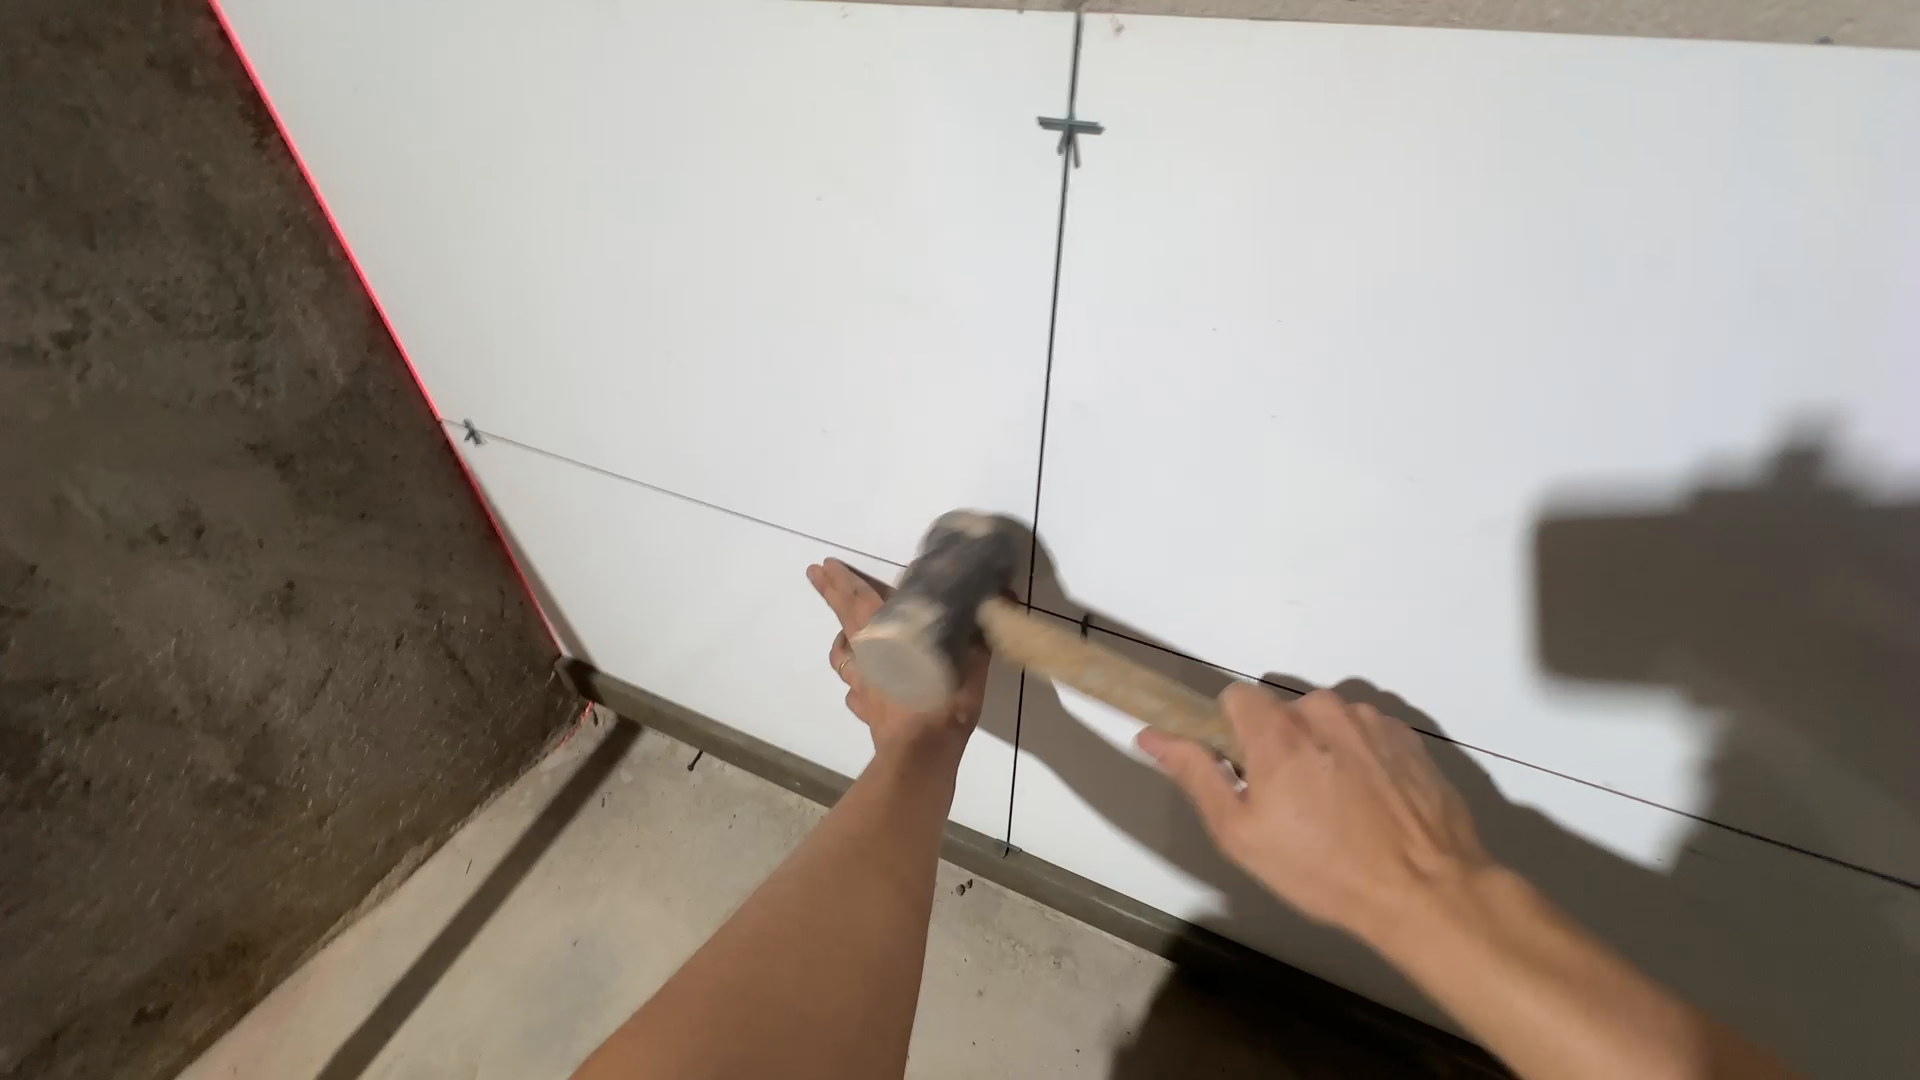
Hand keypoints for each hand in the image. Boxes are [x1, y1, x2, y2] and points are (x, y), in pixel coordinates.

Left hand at [806, 558, 989, 753]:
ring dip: (840, 640)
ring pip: (841, 657)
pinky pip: (853, 691)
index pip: (859, 601)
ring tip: (842, 632)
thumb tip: (999, 600)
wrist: (921, 756)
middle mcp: (867, 657)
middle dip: (829, 593)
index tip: (826, 564)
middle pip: (843, 619)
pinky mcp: (864, 710)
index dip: (843, 581)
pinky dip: (855, 682)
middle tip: (815, 572)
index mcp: (886, 638)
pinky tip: (862, 685)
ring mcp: (861, 686)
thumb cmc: (941, 704)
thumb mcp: (969, 666)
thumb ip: (977, 636)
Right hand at [1137, 685, 1492, 940]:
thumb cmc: (1323, 869)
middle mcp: (1323, 710)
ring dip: (1324, 747)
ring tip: (1341, 804)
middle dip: (1281, 743)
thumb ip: (1195, 774)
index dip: (1234, 729)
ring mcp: (1371, 720)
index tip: (1245, 767)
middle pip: (1284, 711)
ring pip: (1327, 720)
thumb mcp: (1241, 834)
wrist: (1429, 893)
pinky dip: (1362, 755)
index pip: (1236, 695)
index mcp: (1278, 730)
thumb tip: (1150, 735)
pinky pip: (1367, 731)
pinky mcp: (1409, 737)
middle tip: (1295, 799)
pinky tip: (1374, 800)